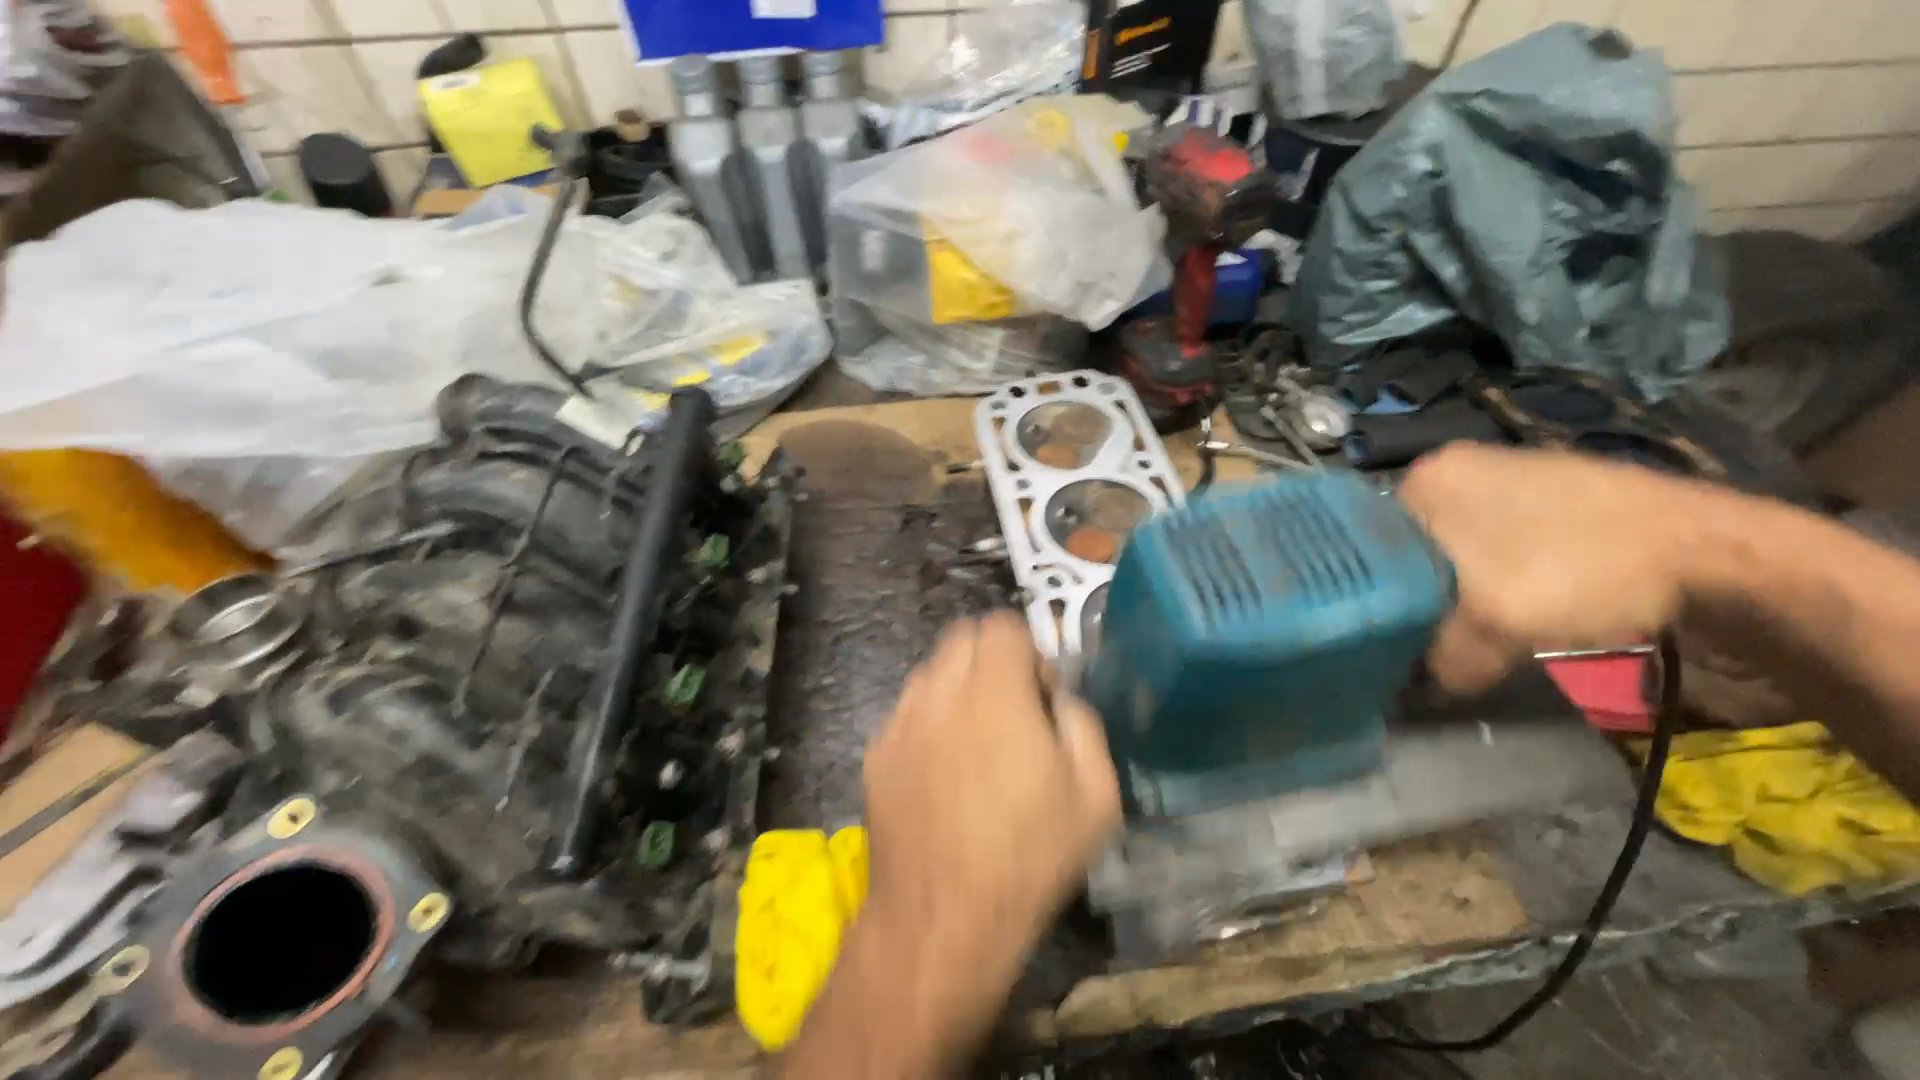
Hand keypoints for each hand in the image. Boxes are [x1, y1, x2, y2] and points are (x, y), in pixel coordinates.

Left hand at [781, 615, 1120, 1077]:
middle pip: (961, 638)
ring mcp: (900, 722)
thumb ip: (1082, 723)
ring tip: (976, 743)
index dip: (1028, 650)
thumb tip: (1057, 697)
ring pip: (930, 673)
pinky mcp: (875, 754)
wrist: (943, 917)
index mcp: (995, 692)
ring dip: (957, 688)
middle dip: (991, 660)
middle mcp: (939, 693)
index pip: (1002, 625)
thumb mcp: (1096, 795)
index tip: (1040, 694)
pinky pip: (906, 713)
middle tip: (1012, 711)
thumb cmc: (1029, 858)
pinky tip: (943, 773)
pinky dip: (929, 722)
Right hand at [1398, 443, 1722, 694]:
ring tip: (1474, 628)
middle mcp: (1451, 466)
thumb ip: (1440, 660)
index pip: (1364, 545)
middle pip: (1408, 546)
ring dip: (1458, 590)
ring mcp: (1500, 475)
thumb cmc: (1581, 571)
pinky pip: (1489, 542)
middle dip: (1420, 595)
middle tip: (1430, 638)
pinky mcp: (1542, 493)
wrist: (1710, 551)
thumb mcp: (1493, 627)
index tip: (1387, 637)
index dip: (1374, 596)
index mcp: (1425, 478)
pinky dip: (1492, 576)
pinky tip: (1516, 603)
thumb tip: (1417, 689)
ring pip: (1450, 548)